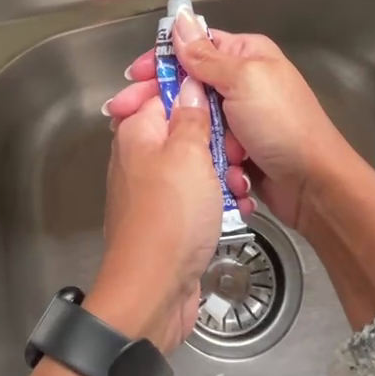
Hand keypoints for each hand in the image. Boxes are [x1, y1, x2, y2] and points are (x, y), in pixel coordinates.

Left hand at [90, 77, 248, 352]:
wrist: (154, 290)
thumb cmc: (168, 220)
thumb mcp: (189, 154)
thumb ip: (190, 115)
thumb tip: (190, 85)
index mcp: (137, 131)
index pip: (161, 90)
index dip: (192, 89)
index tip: (220, 94)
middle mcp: (140, 156)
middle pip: (184, 128)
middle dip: (216, 138)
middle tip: (233, 151)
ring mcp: (154, 188)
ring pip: (196, 164)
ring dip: (222, 172)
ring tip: (236, 186)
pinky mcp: (169, 217)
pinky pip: (198, 196)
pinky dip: (217, 200)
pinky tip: (235, 209)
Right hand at [105, 10, 355, 230]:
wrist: (314, 185)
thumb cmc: (284, 125)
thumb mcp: (243, 81)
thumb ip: (206, 55)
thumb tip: (181, 20)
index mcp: (246, 55)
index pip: (194, 48)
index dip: (162, 61)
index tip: (134, 76)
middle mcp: (242, 82)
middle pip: (188, 86)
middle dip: (164, 103)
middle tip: (126, 114)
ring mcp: (240, 118)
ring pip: (195, 120)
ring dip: (192, 135)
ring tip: (179, 146)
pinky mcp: (238, 149)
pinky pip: (207, 147)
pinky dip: (206, 157)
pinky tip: (202, 167)